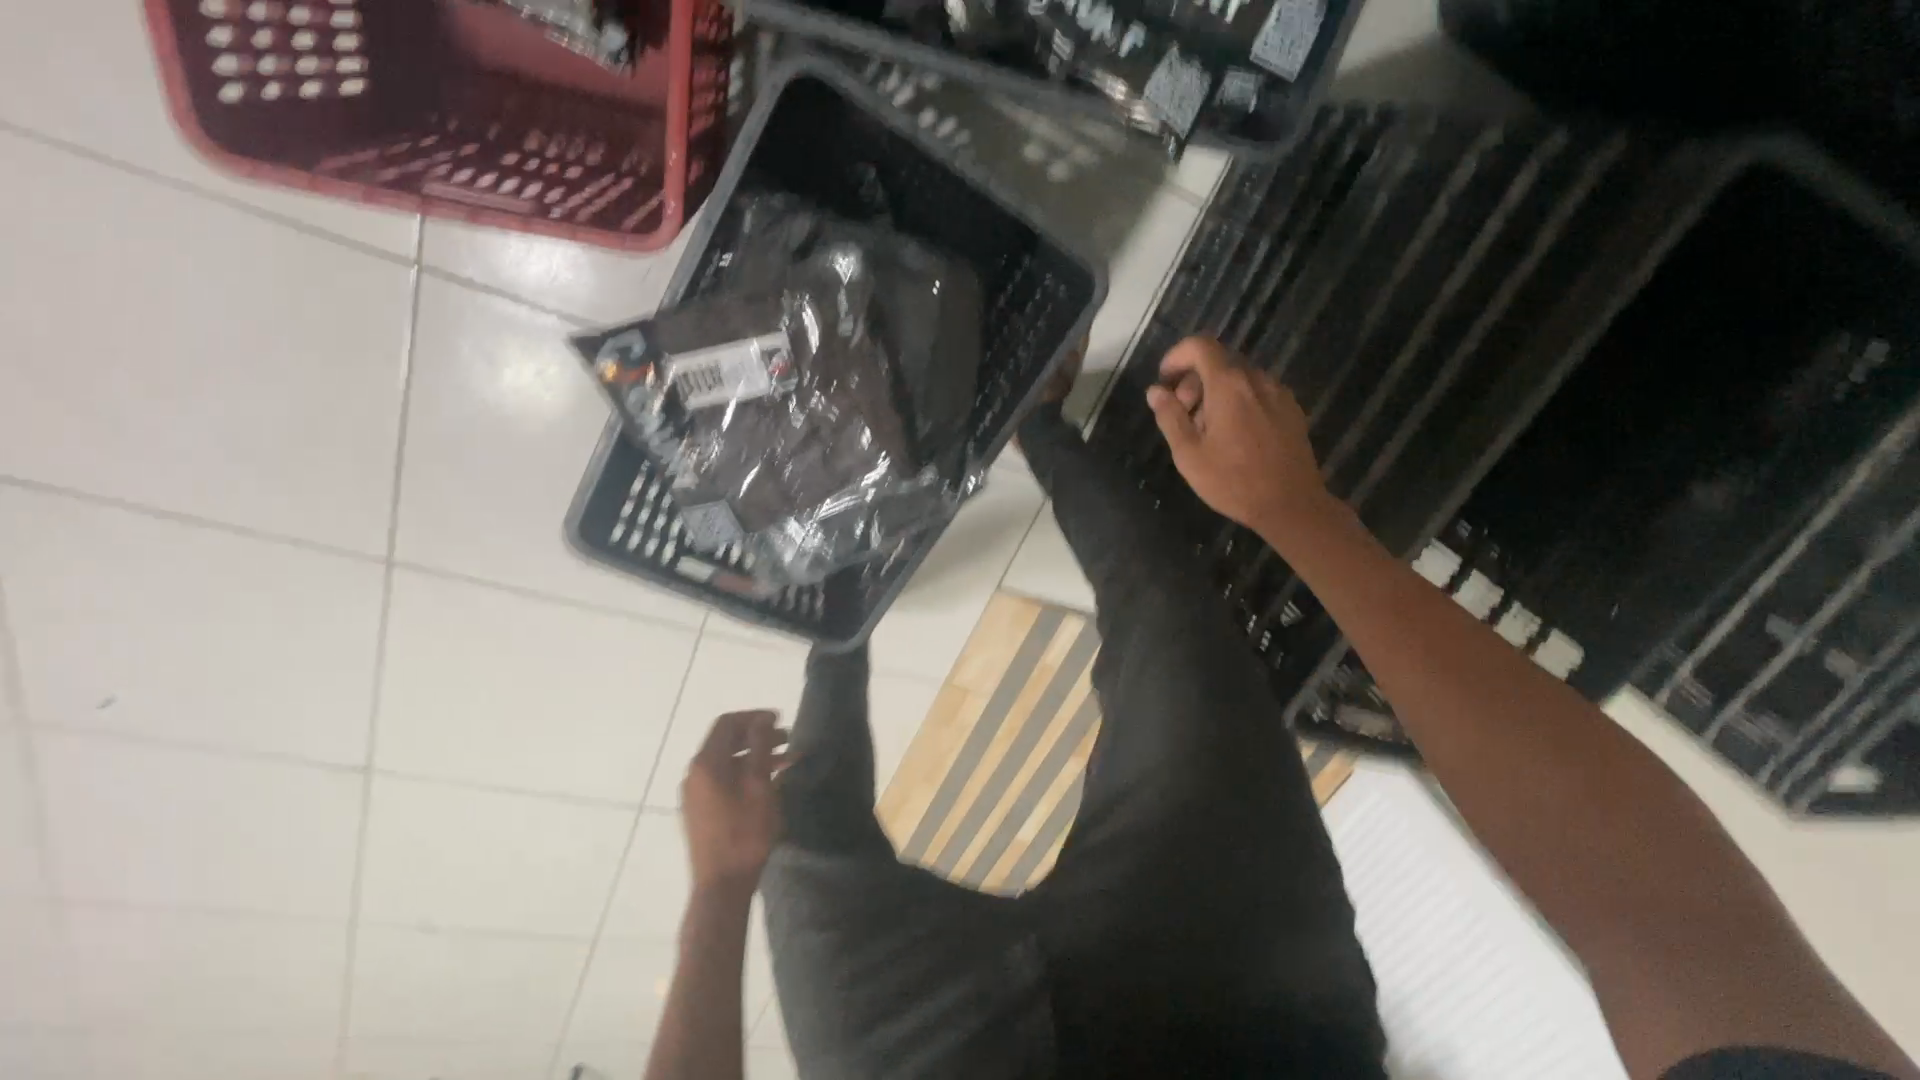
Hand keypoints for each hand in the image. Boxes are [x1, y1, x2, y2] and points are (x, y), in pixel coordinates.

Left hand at [681, 710, 784, 895]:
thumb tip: (761, 720)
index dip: (754, 717)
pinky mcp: (699, 811)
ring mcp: (694, 794)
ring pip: (726, 762)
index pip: (727, 723)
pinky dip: (744, 774)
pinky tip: (767, 785)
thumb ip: (759, 748)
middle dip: (757, 736)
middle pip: (726, 741)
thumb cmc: (745, 833)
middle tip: (788, 741)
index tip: (781, 720)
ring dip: (753, 756)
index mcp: (706, 763)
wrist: (721, 885)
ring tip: (784, 762)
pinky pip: (722, 780)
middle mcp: (694, 774)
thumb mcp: (758, 786)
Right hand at [1146, 336, 1331, 532]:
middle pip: (1220, 361)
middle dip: (1194, 380)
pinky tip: (1235, 435)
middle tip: (1183, 414)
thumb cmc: (1233, 482)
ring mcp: (1279, 393)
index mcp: (1228, 385)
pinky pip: (1258, 392)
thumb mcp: (1189, 454)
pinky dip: (1239, 401)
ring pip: (1240, 377)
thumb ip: (1170, 417)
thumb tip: (1155, 391)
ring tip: (1208, 429)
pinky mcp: (1292, 409)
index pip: (1200, 346)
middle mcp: (1257, 379)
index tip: (1165, 380)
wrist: (1291, 505)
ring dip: (1217, 392)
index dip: (1177, 356)